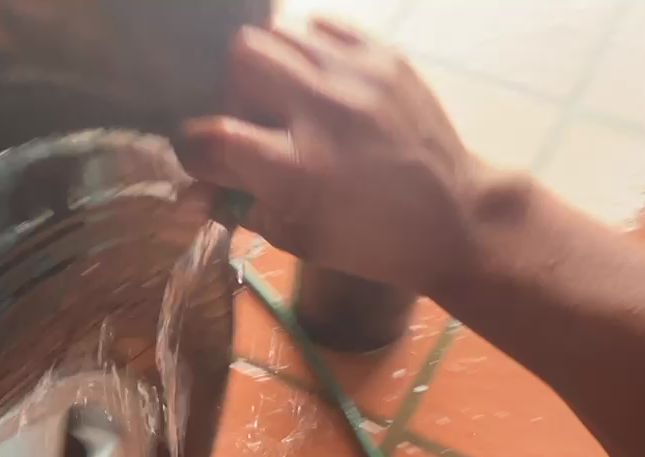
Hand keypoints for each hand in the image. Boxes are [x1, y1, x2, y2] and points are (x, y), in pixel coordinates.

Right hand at [179, 20, 497, 296]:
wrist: (452, 217)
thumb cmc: (366, 241)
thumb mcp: (295, 238)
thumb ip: (239, 206)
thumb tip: (192, 191)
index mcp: (296, 170)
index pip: (211, 136)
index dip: (192, 149)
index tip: (200, 158)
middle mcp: (322, 110)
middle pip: (239, 56)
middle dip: (230, 91)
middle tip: (251, 123)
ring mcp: (357, 74)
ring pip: (277, 30)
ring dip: (266, 68)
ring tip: (284, 104)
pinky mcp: (384, 54)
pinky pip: (320, 27)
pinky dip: (305, 53)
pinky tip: (316, 88)